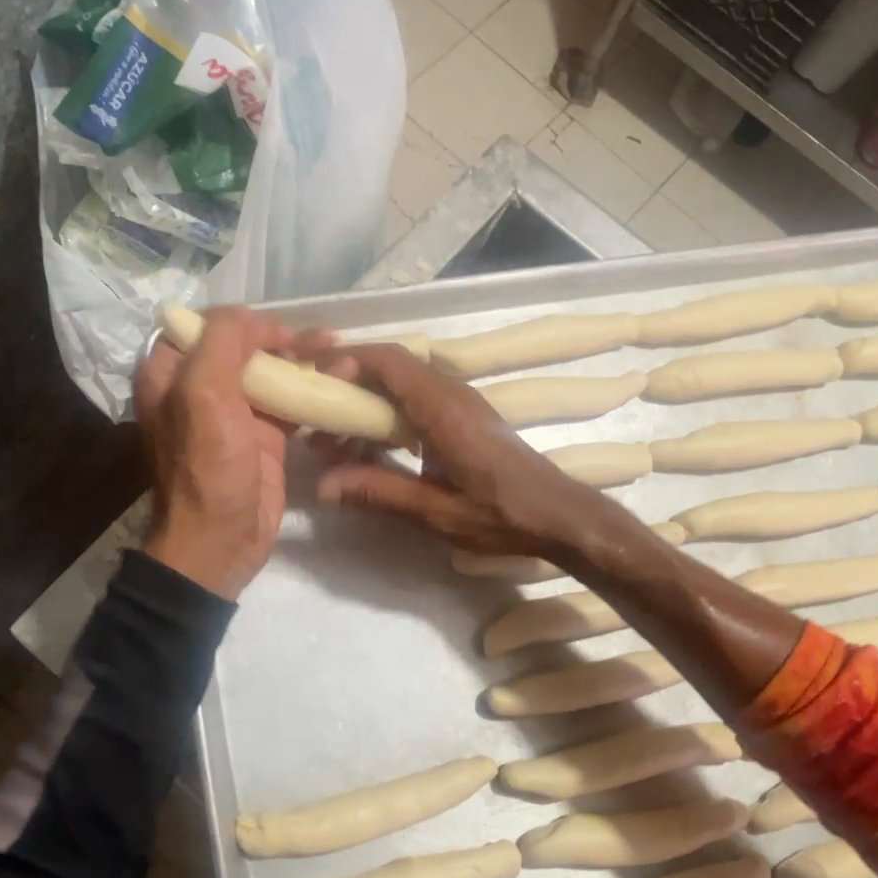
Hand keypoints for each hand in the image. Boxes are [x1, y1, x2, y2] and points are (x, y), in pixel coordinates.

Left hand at [134, 307, 329, 598]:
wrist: (219, 541)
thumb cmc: (205, 468)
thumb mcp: (203, 395)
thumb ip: (222, 343)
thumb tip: (250, 317)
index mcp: (171, 374)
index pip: (207, 326)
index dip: (244, 323)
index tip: (280, 333)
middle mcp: (200, 387)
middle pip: (245, 346)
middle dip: (286, 339)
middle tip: (324, 342)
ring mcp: (235, 414)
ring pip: (273, 371)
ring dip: (306, 361)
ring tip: (342, 357)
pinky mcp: (265, 437)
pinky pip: (291, 402)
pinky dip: (315, 391)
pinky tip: (342, 382)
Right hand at [313, 346, 612, 558]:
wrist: (561, 516)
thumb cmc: (502, 515)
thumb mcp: (435, 511)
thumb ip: (378, 492)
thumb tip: (323, 485)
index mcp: (443, 409)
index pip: (390, 361)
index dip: (348, 361)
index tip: (315, 382)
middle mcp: (452, 395)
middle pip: (392, 368)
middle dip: (349, 387)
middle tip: (316, 423)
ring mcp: (462, 405)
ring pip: (404, 387)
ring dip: (368, 406)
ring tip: (336, 445)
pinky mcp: (466, 420)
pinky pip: (418, 403)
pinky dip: (389, 417)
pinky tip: (373, 451)